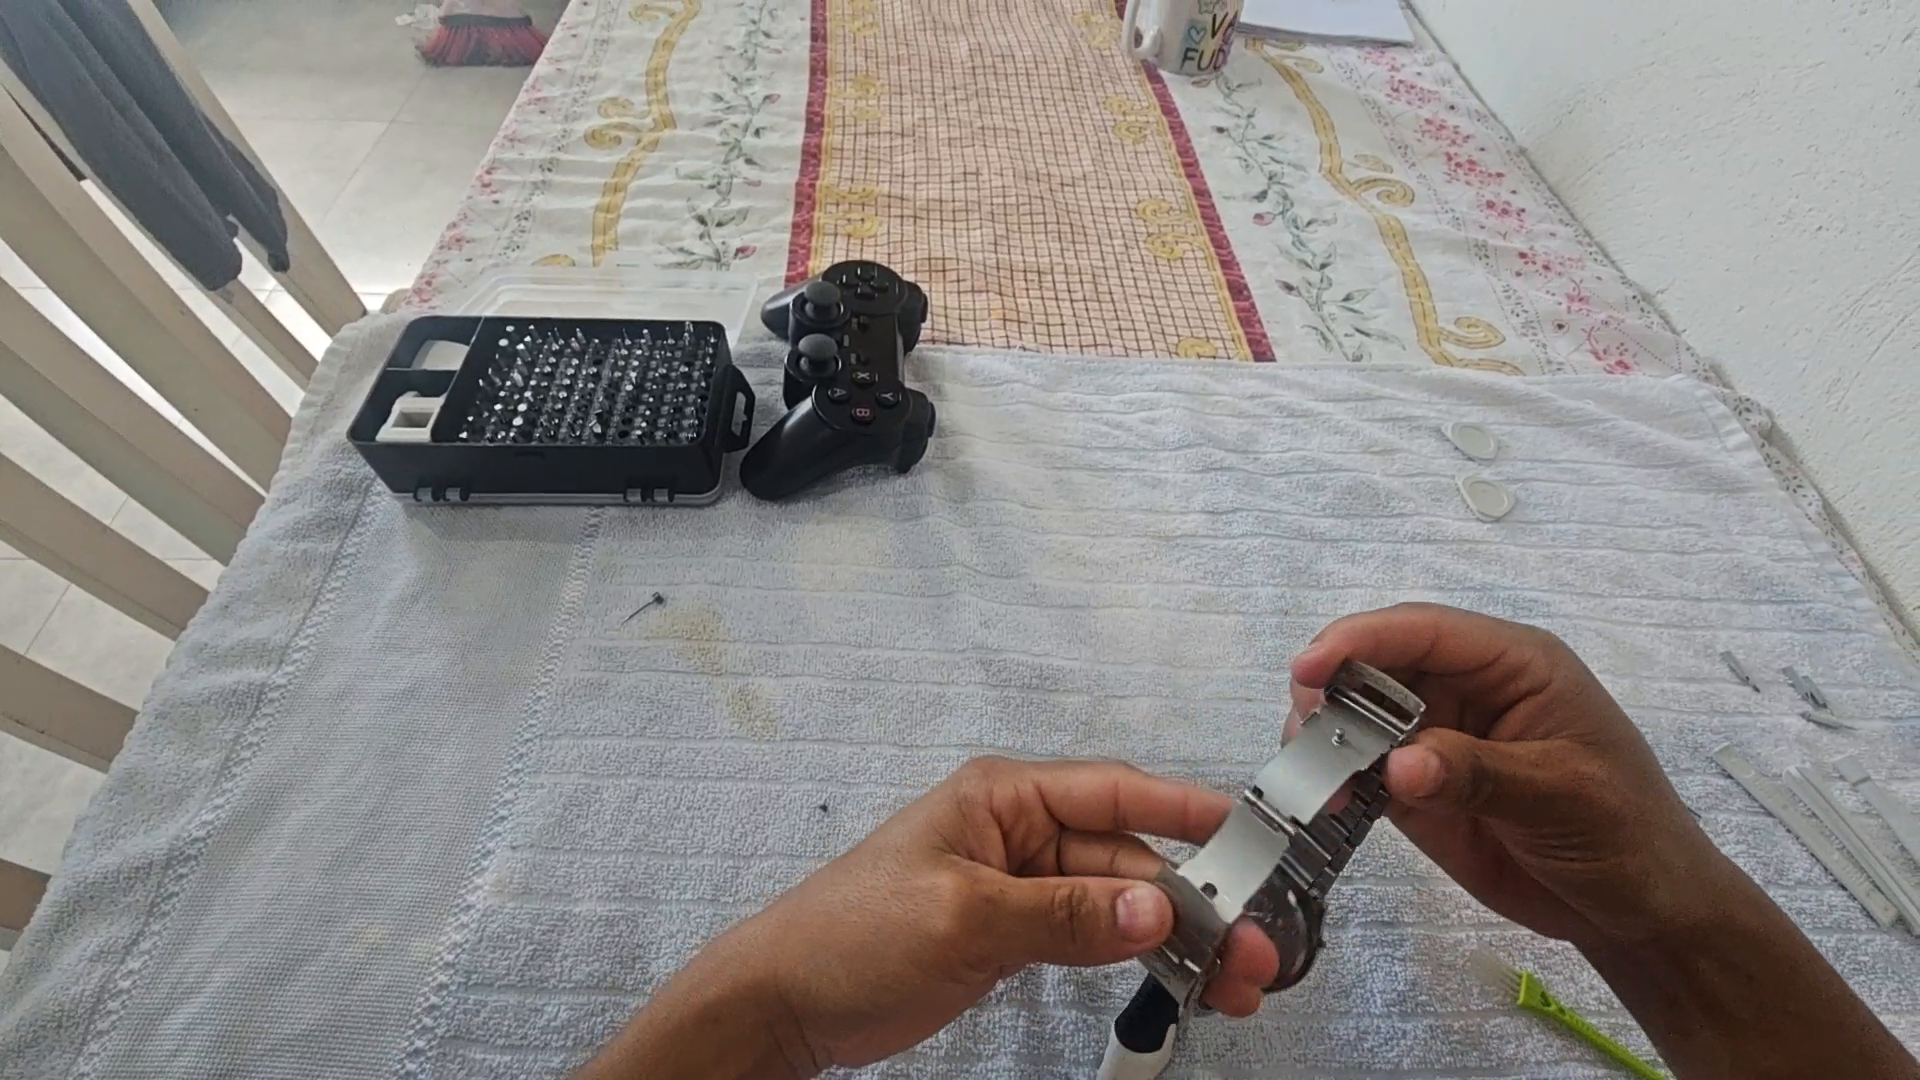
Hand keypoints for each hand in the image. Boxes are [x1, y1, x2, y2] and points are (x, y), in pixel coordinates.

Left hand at [583, 757, 1279, 1079]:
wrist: (793, 996)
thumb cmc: (860, 930)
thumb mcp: (965, 917)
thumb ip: (1063, 914)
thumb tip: (1156, 909)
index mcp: (1005, 796)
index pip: (1110, 791)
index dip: (1181, 808)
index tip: (1248, 833)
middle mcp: (1020, 828)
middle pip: (1122, 853)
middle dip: (1190, 895)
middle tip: (1255, 946)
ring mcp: (1021, 880)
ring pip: (1114, 897)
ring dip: (1171, 933)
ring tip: (1236, 980)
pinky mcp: (1016, 927)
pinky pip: (1089, 930)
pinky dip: (1132, 952)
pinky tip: (1176, 977)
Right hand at [1289, 603, 1726, 950]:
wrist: (1637, 915)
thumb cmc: (1627, 838)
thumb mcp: (1565, 797)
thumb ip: (1478, 774)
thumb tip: (1396, 766)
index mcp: (1509, 664)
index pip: (1421, 630)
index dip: (1359, 639)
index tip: (1308, 668)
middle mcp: (1459, 685)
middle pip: (1372, 661)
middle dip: (1328, 687)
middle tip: (1304, 728)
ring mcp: (1428, 730)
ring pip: (1351, 708)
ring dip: (1322, 733)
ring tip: (1312, 771)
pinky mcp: (1407, 776)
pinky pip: (1354, 760)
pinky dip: (1330, 772)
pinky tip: (1325, 796)